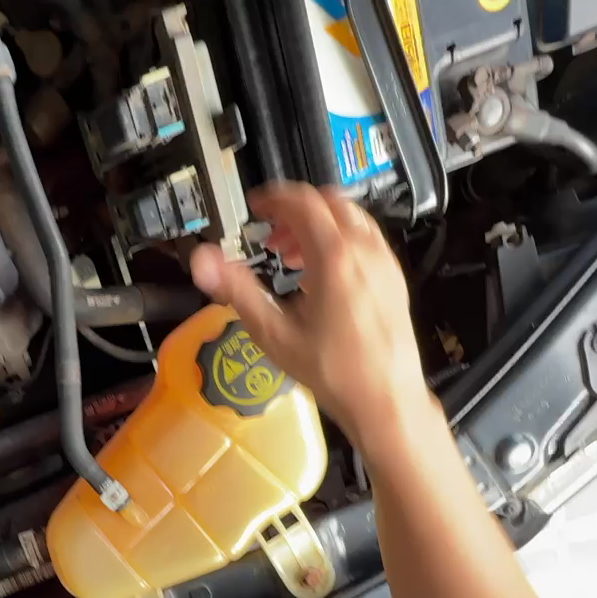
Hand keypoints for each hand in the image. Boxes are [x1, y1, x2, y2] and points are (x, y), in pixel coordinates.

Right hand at [190, 182, 430, 440]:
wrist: (384, 398)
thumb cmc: (333, 372)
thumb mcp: (274, 333)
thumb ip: (237, 291)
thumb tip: (203, 263)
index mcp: (334, 257)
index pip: (303, 202)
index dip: (274, 199)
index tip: (257, 207)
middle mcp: (365, 252)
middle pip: (330, 203)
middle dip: (295, 211)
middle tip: (270, 232)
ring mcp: (384, 264)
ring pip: (351, 220)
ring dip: (319, 226)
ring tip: (291, 255)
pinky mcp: (393, 281)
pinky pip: (366, 242)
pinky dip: (340, 242)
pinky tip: (322, 277)